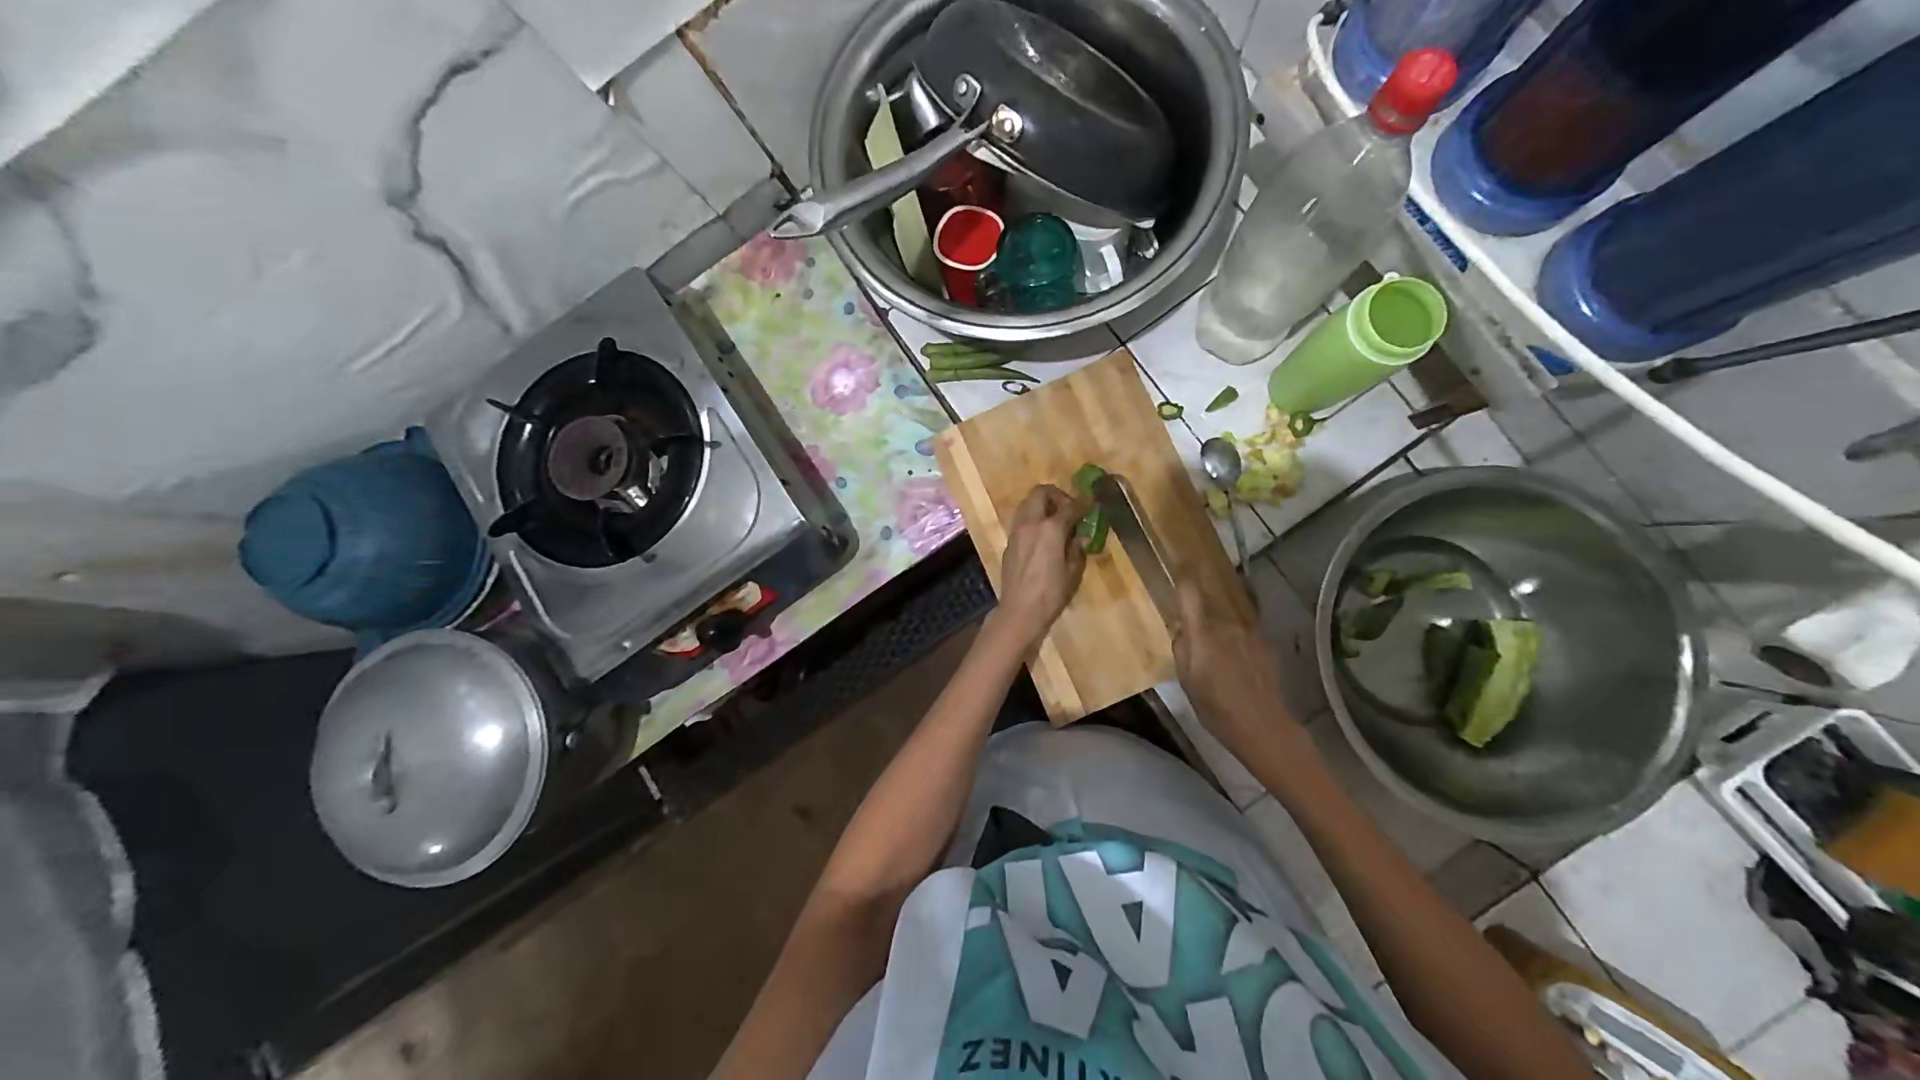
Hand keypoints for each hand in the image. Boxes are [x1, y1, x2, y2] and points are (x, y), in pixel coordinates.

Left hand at [992, 484, 1087, 649]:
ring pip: (1027, 504)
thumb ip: (1077, 548)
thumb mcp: (1073, 571)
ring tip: (1055, 522)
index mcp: (1050, 529)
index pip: (1069, 507)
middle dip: (1056, 495)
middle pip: (1040, 493)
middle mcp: (1030, 524)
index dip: (1083, 502)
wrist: (1020, 610)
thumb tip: (1080, 536)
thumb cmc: (1051, 593)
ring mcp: (1016, 532)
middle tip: (1068, 510)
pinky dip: (1033, 520)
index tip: (1091, 501)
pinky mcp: (1009, 544)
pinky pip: (1021, 521)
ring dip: (1042, 505)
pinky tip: (1042, 538)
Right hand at [1172, 581, 1297, 746]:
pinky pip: (1243, 634)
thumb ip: (1182, 648)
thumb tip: (1183, 629)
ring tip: (1218, 662)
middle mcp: (1227, 624)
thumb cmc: (1216, 708)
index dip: (1184, 575)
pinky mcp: (1266, 643)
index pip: (1190, 592)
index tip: (1180, 562)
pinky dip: (1236, 644)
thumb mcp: (1186, 681)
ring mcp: (1250, 632)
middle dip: (1201, 618)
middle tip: (1195, 644)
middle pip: (1209, 608)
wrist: (1263, 726)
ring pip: (1227, 622)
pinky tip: (1237, 668)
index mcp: (1203, 633)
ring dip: (1220, 633)